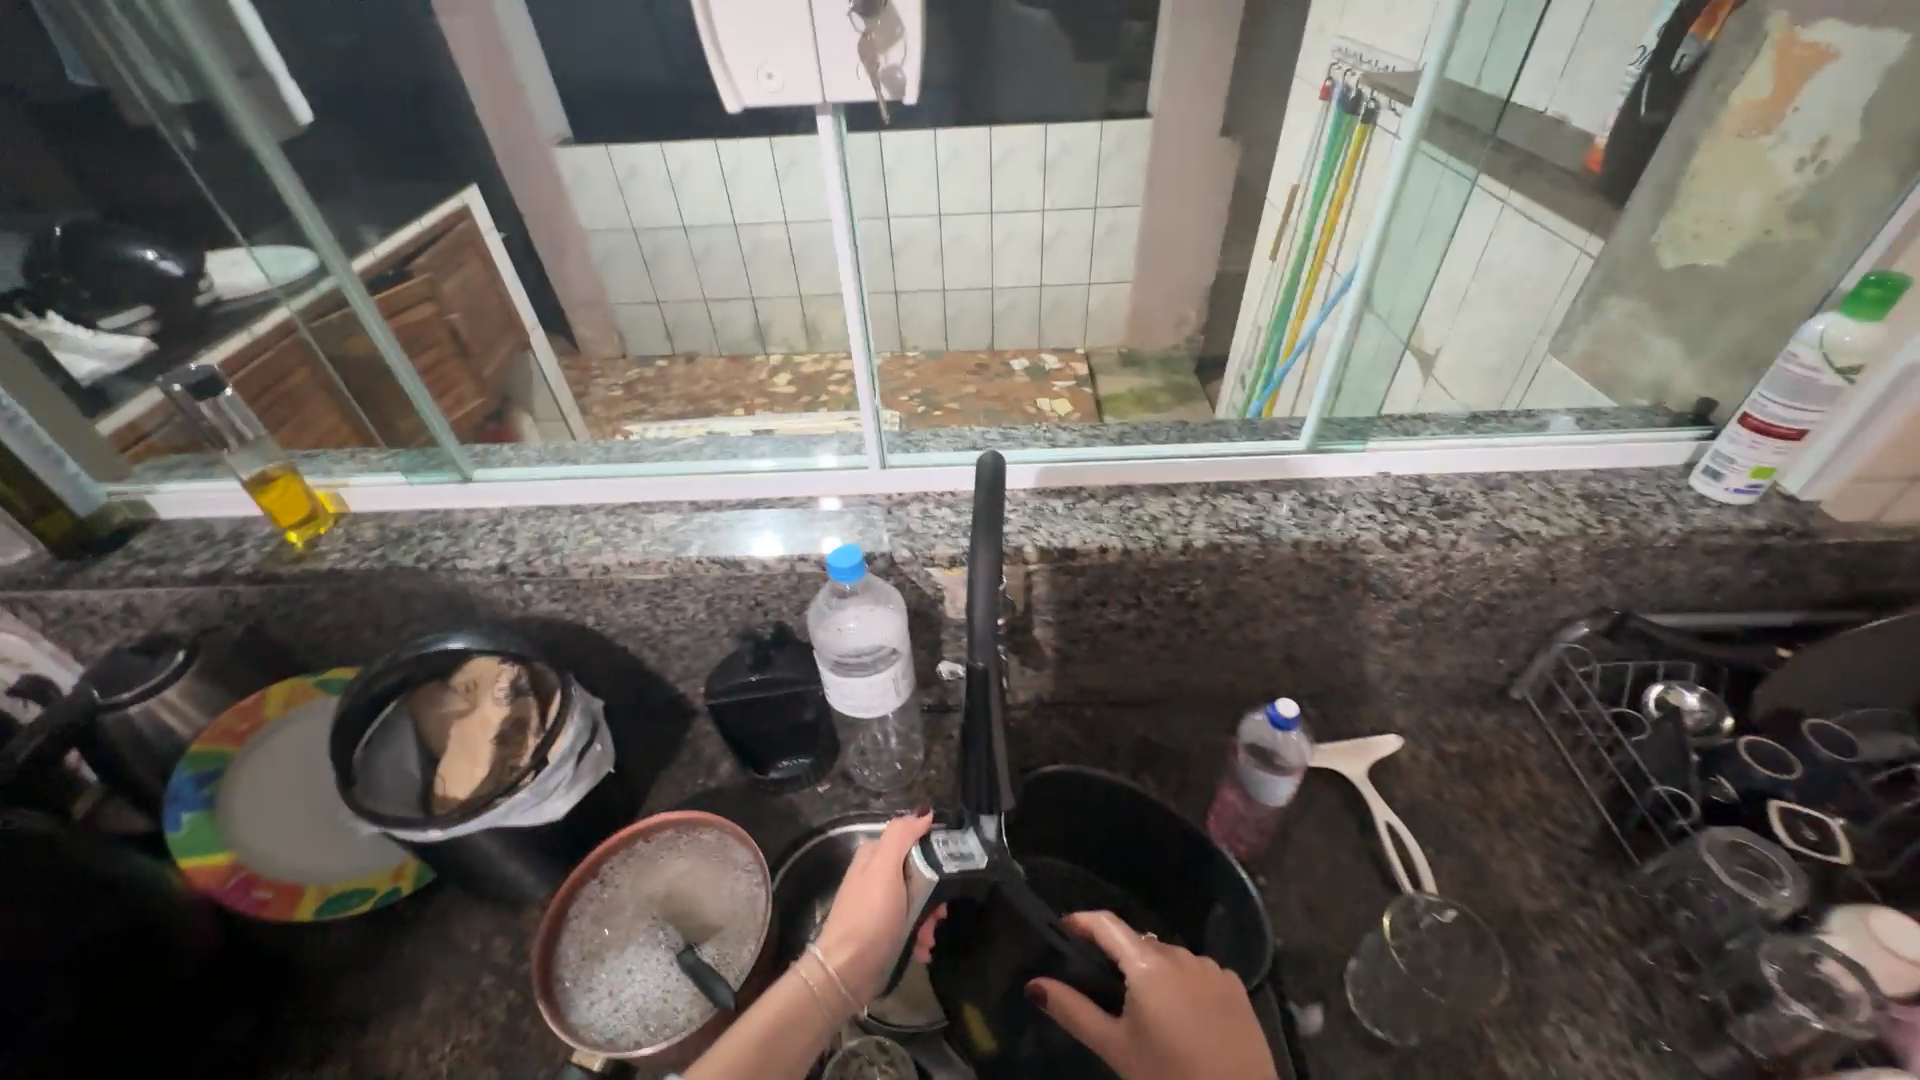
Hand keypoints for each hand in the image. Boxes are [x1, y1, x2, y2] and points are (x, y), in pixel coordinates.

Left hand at [812, 809, 945, 1003]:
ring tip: (928, 938)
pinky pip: (910, 925)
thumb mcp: (885, 868)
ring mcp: (879, 905)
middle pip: (919, 874)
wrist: (846, 971)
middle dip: (934, 896)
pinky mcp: (883, 930)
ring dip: (928, 921)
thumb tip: (924, 811)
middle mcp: (876, 876)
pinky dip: (919, 937)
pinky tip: (922, 950)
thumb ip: (902, 835)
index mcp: (875, 855)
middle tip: (939, 915)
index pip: (913, 842)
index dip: (934, 857)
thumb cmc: (869, 916)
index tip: (948, 876)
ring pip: (917, 902)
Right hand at [1027, 911, 1276, 1079]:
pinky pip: (1198, 974)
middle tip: (1104, 992)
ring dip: (1153, 973)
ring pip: (1170, 959)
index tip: (1063, 929)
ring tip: (1147, 1014)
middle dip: (1119, 960)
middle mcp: (1181, 953)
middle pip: (1139, 944)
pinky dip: (1184, 985)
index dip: (1082, 922)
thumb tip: (1034, 984)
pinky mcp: (1235, 986)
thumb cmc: (1169, 1077)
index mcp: (1148, 963)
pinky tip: (1184, 1020)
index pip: (1107, 923)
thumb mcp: (1115, 1047)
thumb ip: (1073, 1011)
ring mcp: (1212, 968)